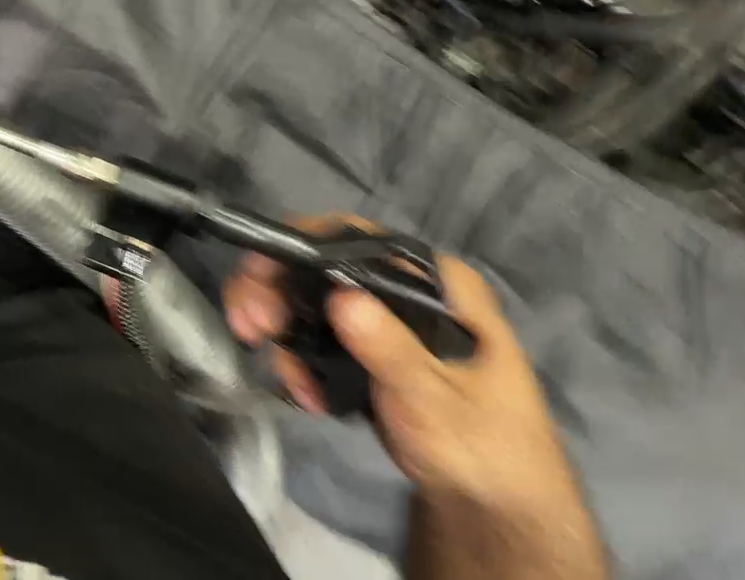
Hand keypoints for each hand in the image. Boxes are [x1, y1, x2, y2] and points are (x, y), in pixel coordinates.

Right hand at [224, 215, 585, 519]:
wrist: (494, 507)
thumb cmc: (481, 447)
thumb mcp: (434, 398)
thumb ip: (390, 349)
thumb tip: (341, 297)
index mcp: (434, 282)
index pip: (355, 236)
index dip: (299, 244)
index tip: (260, 272)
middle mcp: (404, 288)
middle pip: (319, 265)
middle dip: (275, 293)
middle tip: (250, 326)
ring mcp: (382, 318)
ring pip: (308, 300)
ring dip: (282, 333)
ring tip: (286, 379)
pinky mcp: (364, 347)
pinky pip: (314, 335)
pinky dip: (298, 359)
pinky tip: (305, 393)